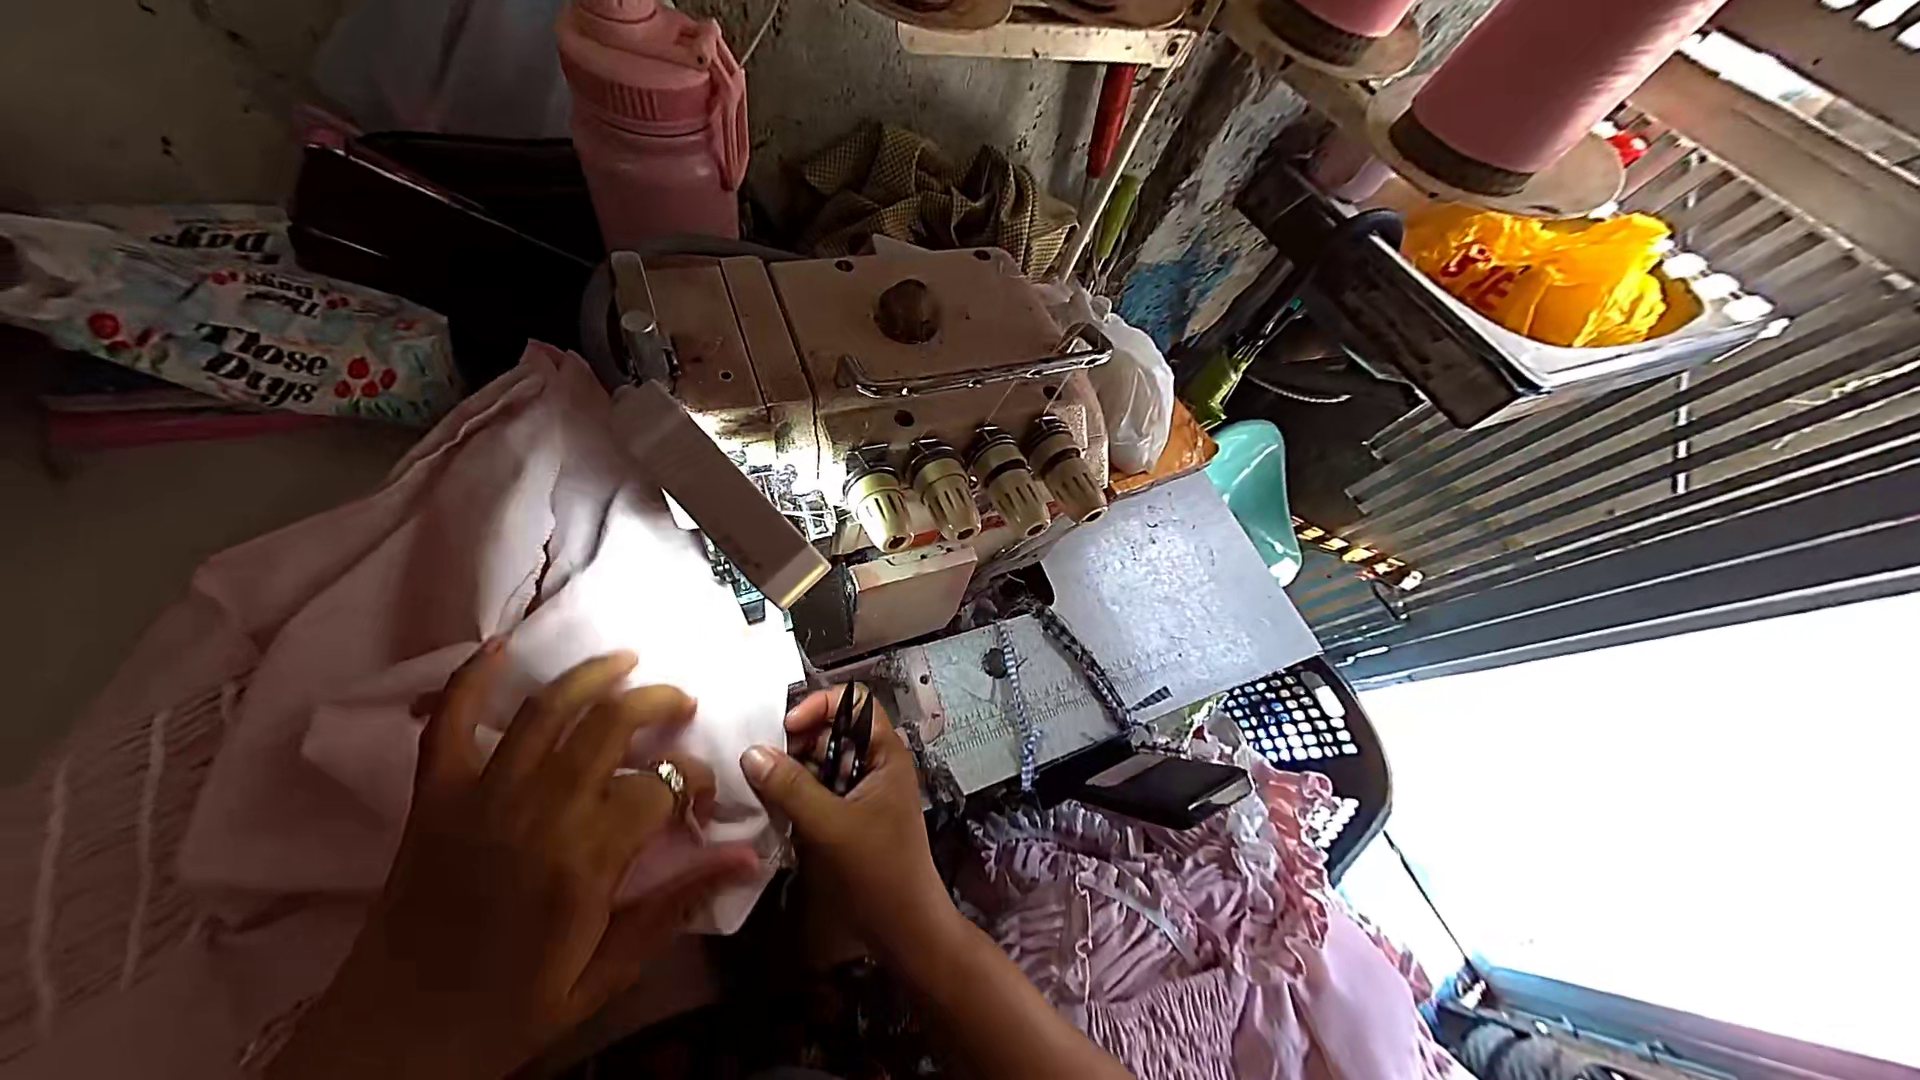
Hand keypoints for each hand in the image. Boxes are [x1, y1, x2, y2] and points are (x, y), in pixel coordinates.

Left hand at [269, 644, 760, 1079]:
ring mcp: (480, 797)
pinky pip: (449, 722)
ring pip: (547, 708)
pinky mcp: (435, 797)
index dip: (692, 781)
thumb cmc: (510, 1010)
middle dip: (659, 702)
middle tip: (682, 706)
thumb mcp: (607, 973)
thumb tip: (749, 856)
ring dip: (593, 674)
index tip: (699, 800)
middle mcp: (537, 811)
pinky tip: (500, 646)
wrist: (388, 1043)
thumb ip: (679, 905)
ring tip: (627, 660)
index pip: (661, 785)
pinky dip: (471, 679)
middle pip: (612, 723)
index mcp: (584, 859)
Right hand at [740, 686, 962, 962]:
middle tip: (763, 764)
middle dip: (797, 741)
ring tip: (761, 787)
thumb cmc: (877, 871)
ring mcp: (862, 789)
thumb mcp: (831, 826)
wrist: (904, 930)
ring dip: (791, 770)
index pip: (855, 701)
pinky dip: (795, 793)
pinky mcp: (848, 813)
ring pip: (820, 760)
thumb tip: (751, 752)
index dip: (820, 705)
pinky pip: (818, 788)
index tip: (786, 729)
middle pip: (832, 729)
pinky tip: (772, 807)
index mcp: (885, 752)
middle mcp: (875, 762)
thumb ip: (791, 787)